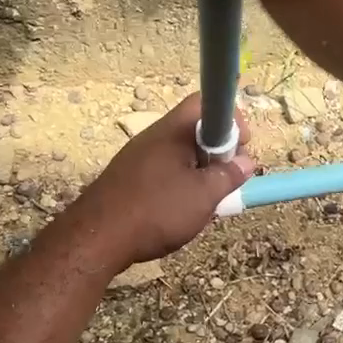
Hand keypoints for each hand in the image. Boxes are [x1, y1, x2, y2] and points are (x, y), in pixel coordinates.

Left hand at [65, 94, 252, 270]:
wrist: (96, 239)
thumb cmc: (156, 211)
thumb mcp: (204, 196)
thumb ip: (229, 176)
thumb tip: (246, 162)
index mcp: (172, 131)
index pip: (206, 103)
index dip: (231, 119)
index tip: (242, 147)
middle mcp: (154, 137)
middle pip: (195, 129)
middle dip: (219, 151)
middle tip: (229, 179)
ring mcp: (138, 158)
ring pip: (181, 153)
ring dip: (201, 171)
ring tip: (208, 200)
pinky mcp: (129, 178)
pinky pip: (165, 170)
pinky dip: (181, 183)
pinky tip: (182, 211)